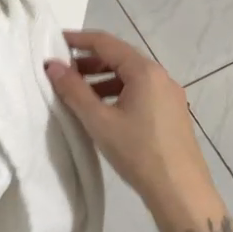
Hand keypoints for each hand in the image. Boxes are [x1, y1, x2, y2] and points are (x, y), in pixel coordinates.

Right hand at [44, 30, 217, 222]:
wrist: (180, 192)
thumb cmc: (137, 151)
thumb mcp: (98, 120)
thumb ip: (73, 89)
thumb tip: (52, 65)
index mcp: (145, 72)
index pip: (106, 43)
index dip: (77, 40)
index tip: (53, 42)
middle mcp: (160, 77)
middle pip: (119, 57)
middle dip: (87, 61)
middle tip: (61, 72)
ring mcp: (169, 95)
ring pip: (129, 76)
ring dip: (100, 78)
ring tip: (76, 93)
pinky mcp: (171, 112)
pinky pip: (139, 91)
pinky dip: (116, 91)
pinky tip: (101, 110)